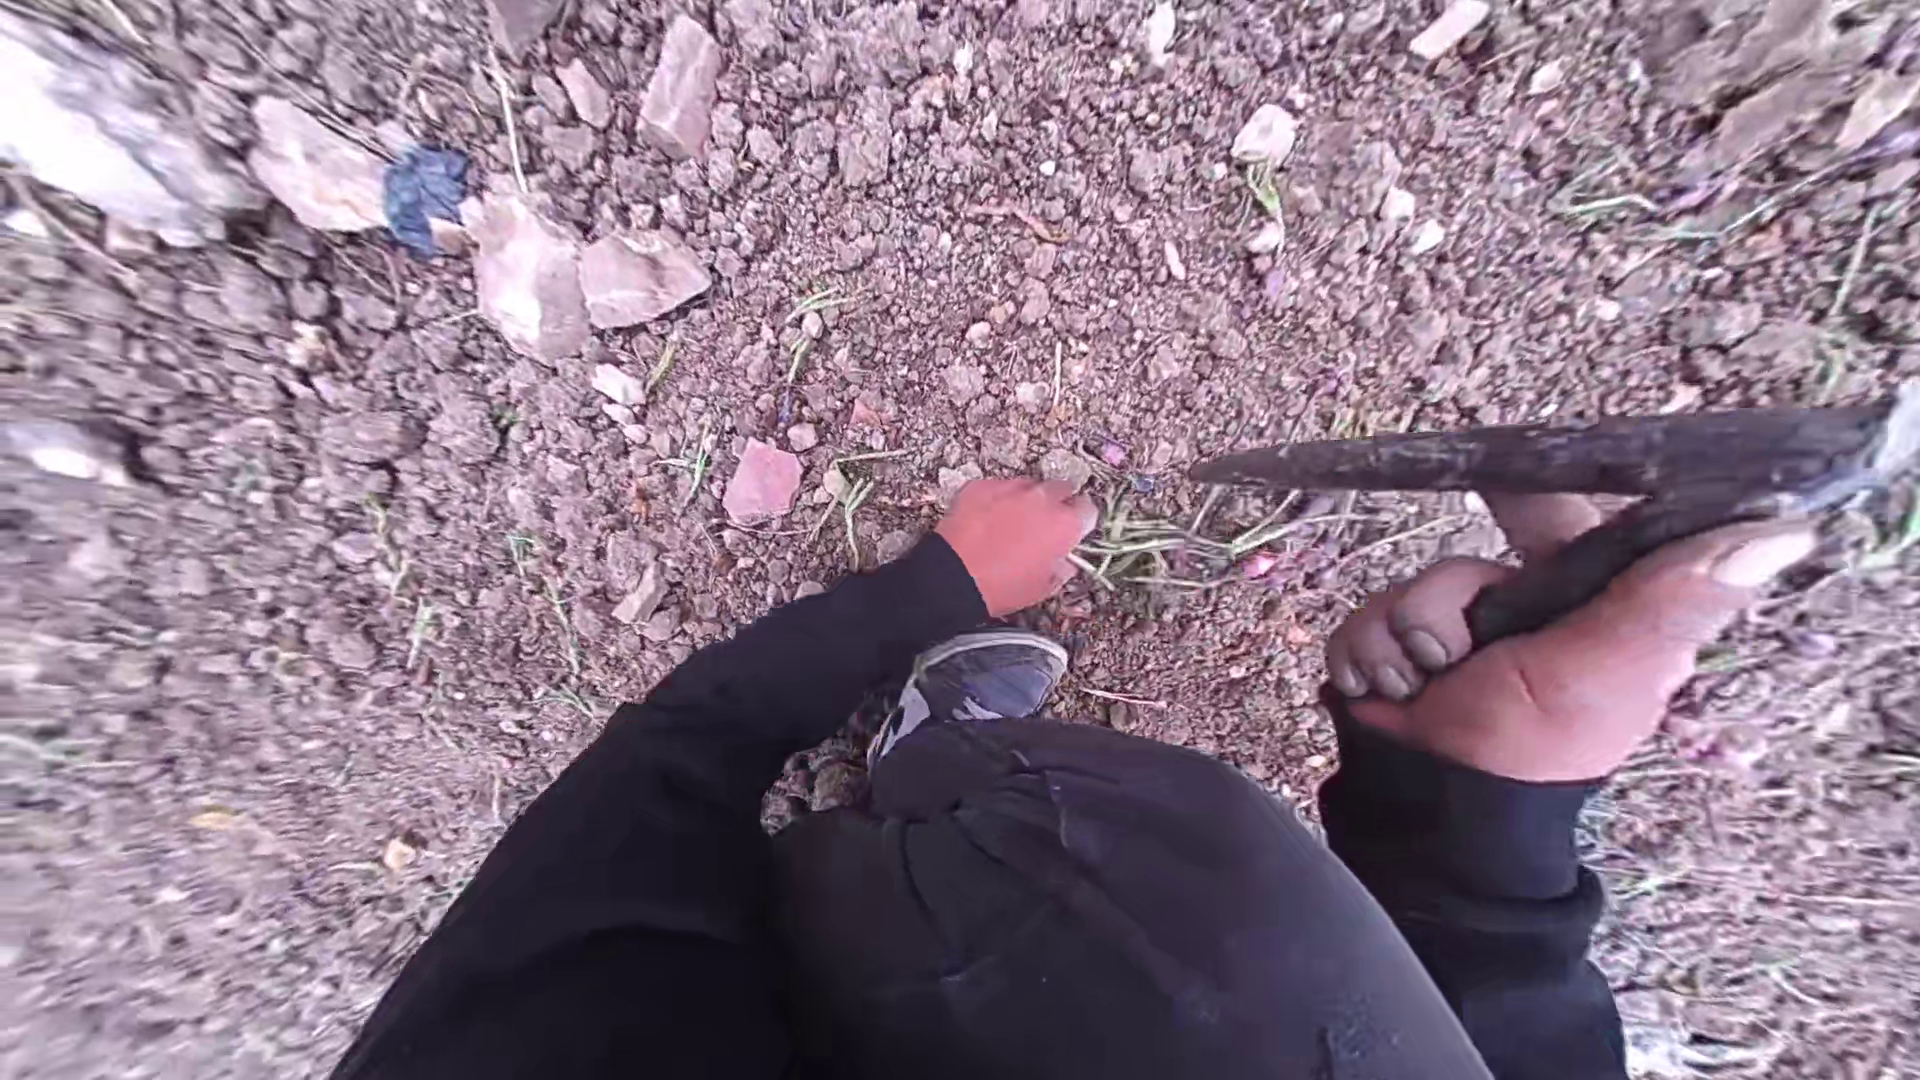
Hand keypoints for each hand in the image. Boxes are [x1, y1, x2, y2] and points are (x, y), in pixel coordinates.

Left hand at [936, 478, 1097, 616]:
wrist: (952, 578)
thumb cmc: (1000, 588)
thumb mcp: (1042, 588)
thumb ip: (1061, 568)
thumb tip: (1065, 561)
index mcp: (1064, 524)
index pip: (1088, 510)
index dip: (1080, 520)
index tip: (1072, 528)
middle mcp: (1042, 499)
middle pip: (1061, 489)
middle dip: (1056, 504)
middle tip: (1042, 524)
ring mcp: (1010, 487)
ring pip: (1028, 486)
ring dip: (1026, 500)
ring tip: (1010, 522)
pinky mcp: (981, 485)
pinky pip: (997, 487)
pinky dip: (996, 499)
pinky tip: (986, 519)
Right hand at [1326, 495, 1816, 780]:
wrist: (1430, 792)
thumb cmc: (1525, 740)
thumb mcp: (1604, 674)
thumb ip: (1662, 604)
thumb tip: (1778, 531)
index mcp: (1561, 606)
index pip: (1554, 527)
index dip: (1526, 497)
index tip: (1489, 471)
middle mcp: (1494, 611)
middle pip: (1446, 569)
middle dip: (1430, 615)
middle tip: (1444, 661)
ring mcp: (1429, 629)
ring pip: (1388, 597)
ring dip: (1387, 647)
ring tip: (1405, 688)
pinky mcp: (1378, 644)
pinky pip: (1352, 625)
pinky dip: (1356, 659)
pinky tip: (1370, 688)